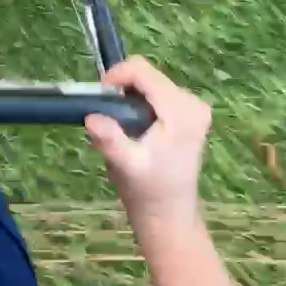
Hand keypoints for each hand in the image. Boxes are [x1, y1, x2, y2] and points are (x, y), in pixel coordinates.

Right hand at [85, 57, 211, 232]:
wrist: (169, 214)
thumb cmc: (148, 190)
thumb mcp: (125, 166)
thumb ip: (111, 140)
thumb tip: (91, 118)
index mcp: (181, 113)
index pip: (141, 71)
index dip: (115, 77)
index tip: (100, 98)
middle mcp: (192, 104)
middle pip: (145, 73)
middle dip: (122, 88)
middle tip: (110, 116)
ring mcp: (193, 107)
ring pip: (148, 80)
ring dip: (129, 95)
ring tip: (122, 124)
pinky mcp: (189, 112)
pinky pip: (155, 89)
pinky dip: (138, 99)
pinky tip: (136, 124)